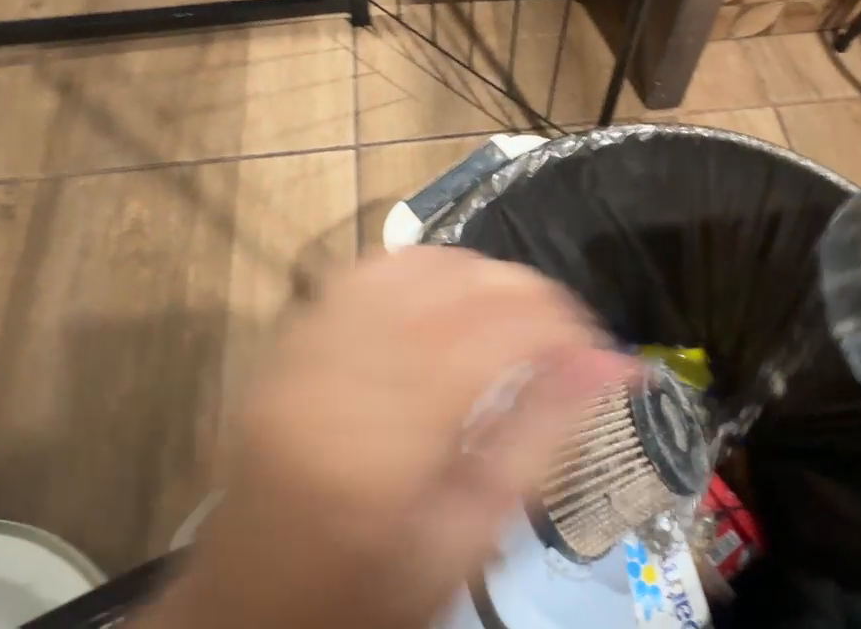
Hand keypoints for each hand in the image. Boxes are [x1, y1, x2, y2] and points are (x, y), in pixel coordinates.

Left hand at [147, 247, 633, 628]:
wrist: (247, 605)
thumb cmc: (370, 591)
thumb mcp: (467, 539)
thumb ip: (541, 441)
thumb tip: (614, 368)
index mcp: (387, 441)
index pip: (496, 335)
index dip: (560, 325)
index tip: (595, 350)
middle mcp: (340, 374)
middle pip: (455, 286)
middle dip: (527, 295)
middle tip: (563, 336)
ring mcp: (305, 348)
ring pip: (412, 265)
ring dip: (477, 277)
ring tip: (511, 314)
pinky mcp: (289, 339)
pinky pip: (364, 271)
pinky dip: (420, 269)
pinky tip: (448, 297)